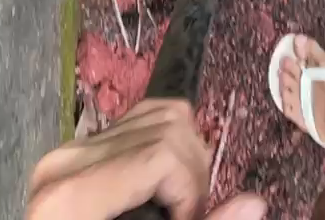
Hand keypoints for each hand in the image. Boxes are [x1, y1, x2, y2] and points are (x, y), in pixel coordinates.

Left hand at [26, 99, 266, 219]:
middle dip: (193, 174)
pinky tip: (165, 182)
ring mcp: (75, 148)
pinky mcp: (84, 147)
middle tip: (188, 215)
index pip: (161, 153)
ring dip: (186, 155)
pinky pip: (145, 117)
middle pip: (167, 128)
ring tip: (179, 202)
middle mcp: (69, 158)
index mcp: (70, 192)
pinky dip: (170, 141)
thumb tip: (255, 203)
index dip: (190, 189)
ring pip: (163, 114)